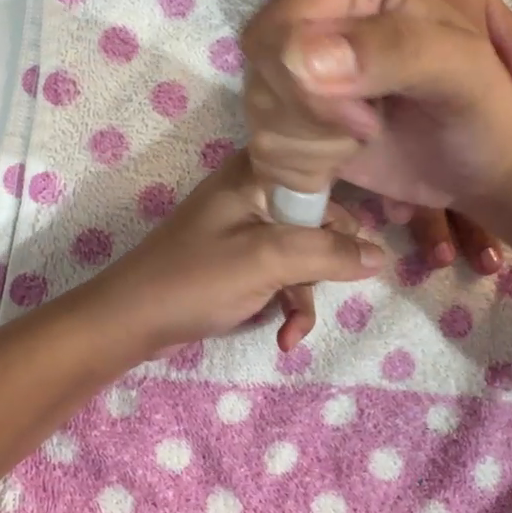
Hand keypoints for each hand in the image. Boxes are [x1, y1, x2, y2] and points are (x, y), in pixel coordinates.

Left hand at [93, 153, 384, 353]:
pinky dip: (287, 304)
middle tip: (331, 291)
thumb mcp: (268, 261)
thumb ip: (328, 253)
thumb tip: (380, 256)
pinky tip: (283, 338)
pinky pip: (282, 275)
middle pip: (321, 220)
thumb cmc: (197, 279)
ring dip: (305, 295)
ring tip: (293, 332)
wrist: (131, 322)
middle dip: (329, 265)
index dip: (349, 205)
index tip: (370, 243)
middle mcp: (255, 193)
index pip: (325, 174)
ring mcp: (246, 230)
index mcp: (258, 175)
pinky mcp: (240, 262)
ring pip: (304, 253)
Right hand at [287, 0, 511, 272]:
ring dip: (313, 148)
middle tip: (371, 129)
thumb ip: (395, 51)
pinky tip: (343, 163)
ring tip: (368, 140)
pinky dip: (302, 169)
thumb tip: (304, 61)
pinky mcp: (292, 116)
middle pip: (261, 72)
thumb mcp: (463, 72)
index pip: (277, 29)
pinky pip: (262, 146)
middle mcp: (313, 18)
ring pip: (258, 113)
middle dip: (313, 120)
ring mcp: (297, 70)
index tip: (366, 116)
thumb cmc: (484, 110)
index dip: (305, 84)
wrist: (483, 164)